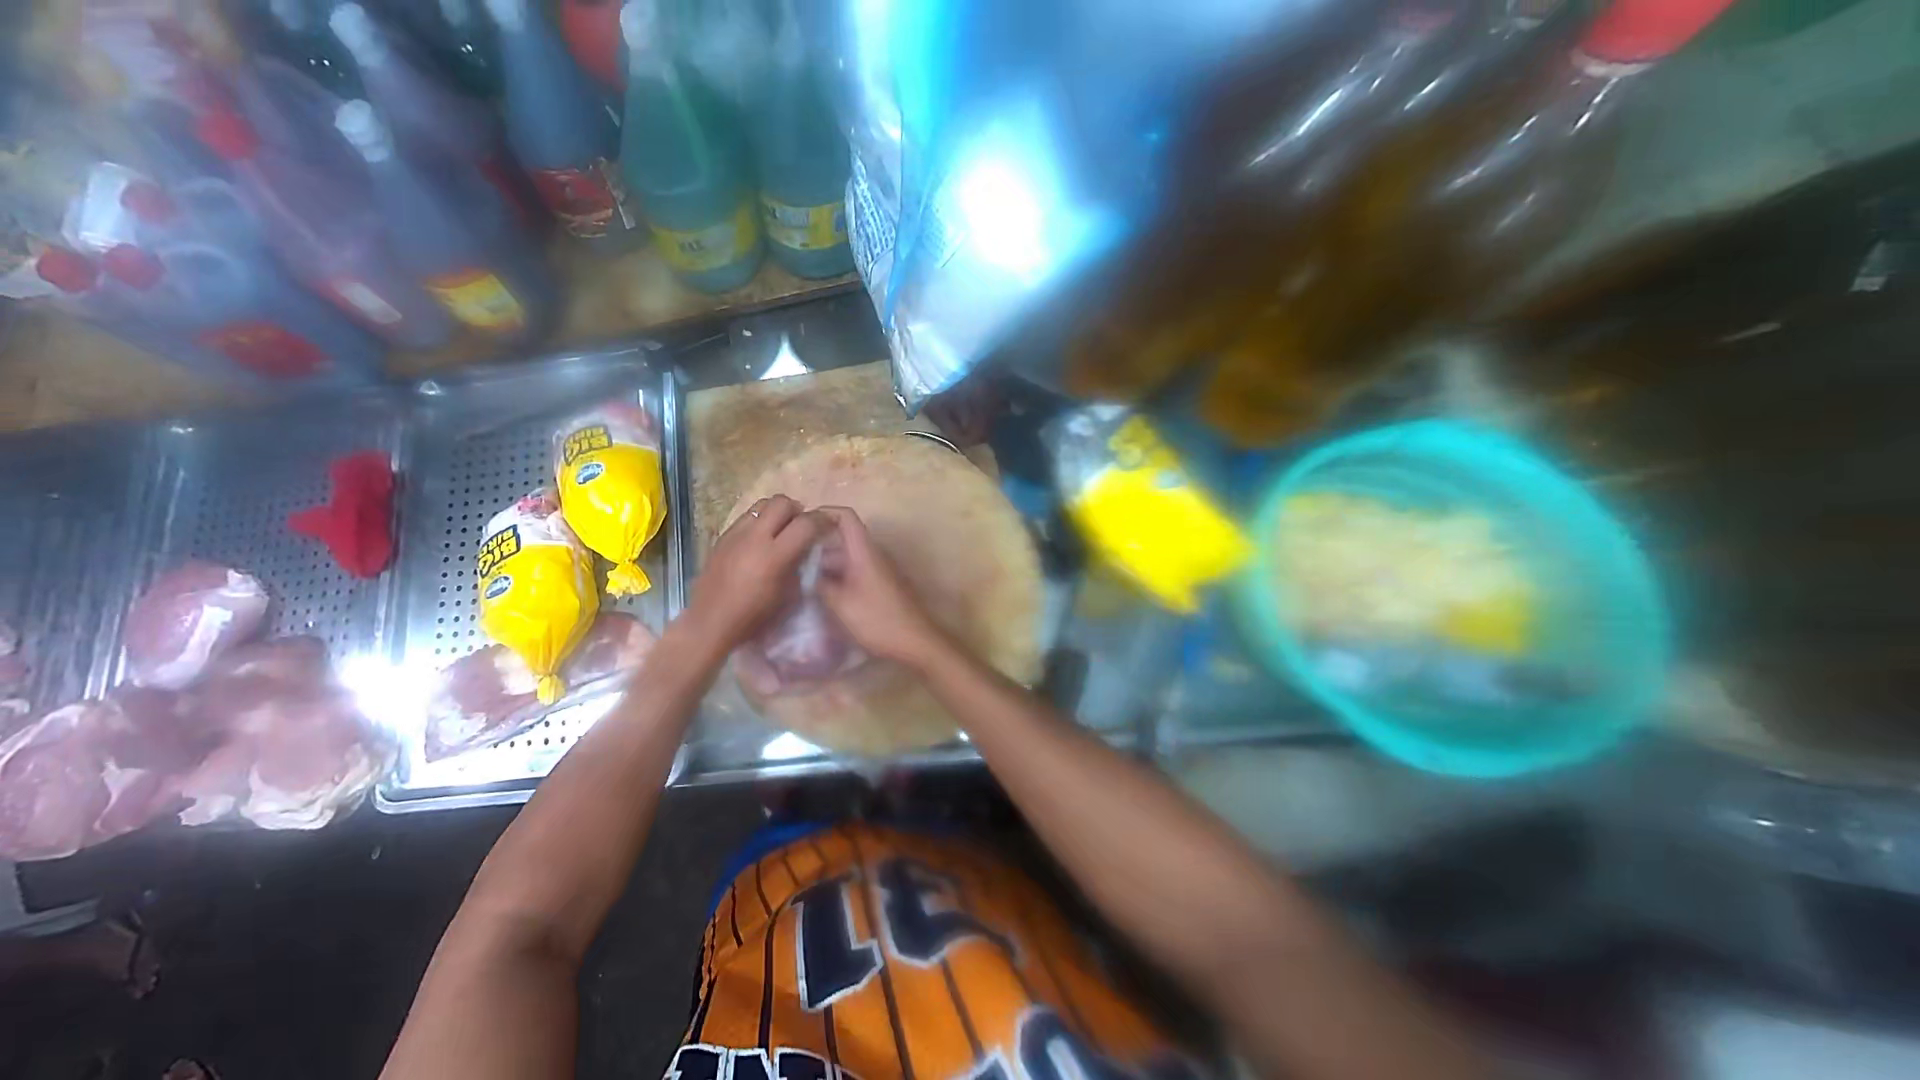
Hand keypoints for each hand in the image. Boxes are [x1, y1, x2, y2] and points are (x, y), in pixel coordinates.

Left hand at [685, 495, 823, 651]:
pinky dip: (759, 522)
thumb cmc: (754, 617)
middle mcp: (755, 537)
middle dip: (797, 510)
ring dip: (777, 512)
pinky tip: (759, 542)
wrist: (711, 623)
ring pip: (762, 504)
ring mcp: (735, 534)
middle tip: (802, 525)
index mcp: (775, 555)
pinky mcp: (722, 537)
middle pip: (782, 502)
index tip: (829, 524)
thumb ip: (799, 565)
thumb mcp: (788, 595)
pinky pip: (746, 518)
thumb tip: (806, 549)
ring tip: (780, 530)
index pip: (806, 523)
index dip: (822, 520)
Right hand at [814, 507, 948, 669]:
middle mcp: (872, 555)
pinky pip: (854, 573)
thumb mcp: (841, 603)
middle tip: (789, 560)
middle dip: (816, 547)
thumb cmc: (877, 620)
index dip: (824, 513)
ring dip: (824, 566)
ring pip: (846, 558)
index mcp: (864, 551)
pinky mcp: (880, 586)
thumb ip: (819, 584)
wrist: (916, 642)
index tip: (801, 525)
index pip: (846, 516)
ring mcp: (878, 571)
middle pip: (842, 539)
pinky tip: (820, 595)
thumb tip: (804, 572)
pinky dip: (836, 578)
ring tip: (798, 580)